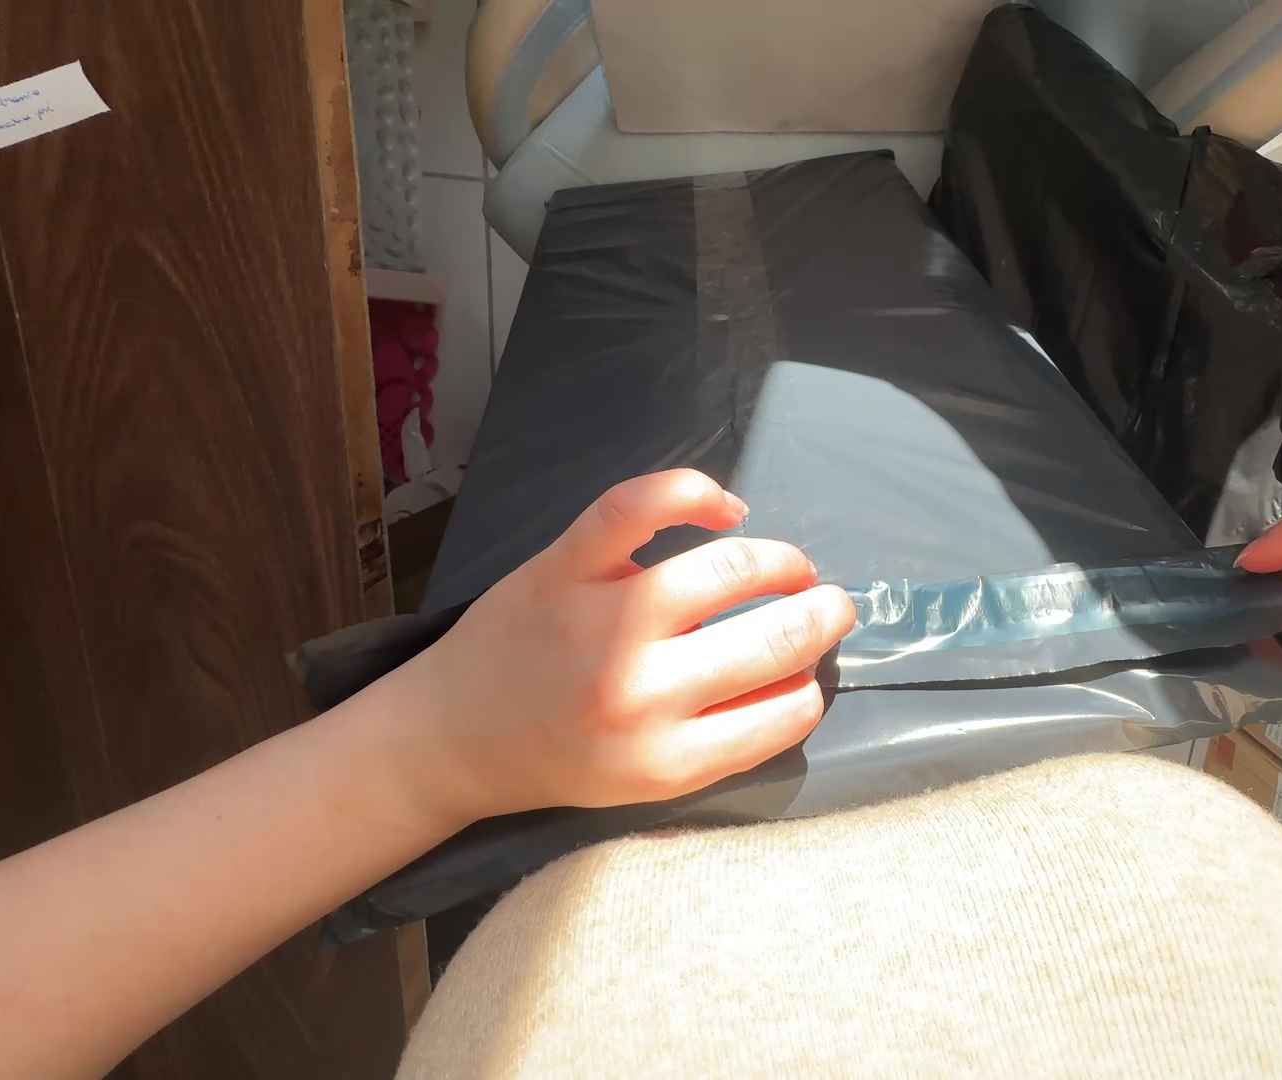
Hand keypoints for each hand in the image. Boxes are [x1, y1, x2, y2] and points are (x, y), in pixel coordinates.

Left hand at [382, 469, 855, 825]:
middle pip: (771, 640)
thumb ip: (725, 738)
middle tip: (831, 605)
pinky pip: (638, 508)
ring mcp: (601, 622)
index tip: (810, 669)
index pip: (784, 712)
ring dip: (782, 562)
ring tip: (792, 567)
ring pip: (728, 570)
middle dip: (823, 617)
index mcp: (668, 760)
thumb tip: (799, 675)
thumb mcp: (649, 779)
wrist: (450, 738)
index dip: (812, 684)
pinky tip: (725, 505)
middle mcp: (641, 694)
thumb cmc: (559, 759)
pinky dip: (694, 492)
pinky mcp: (564, 567)